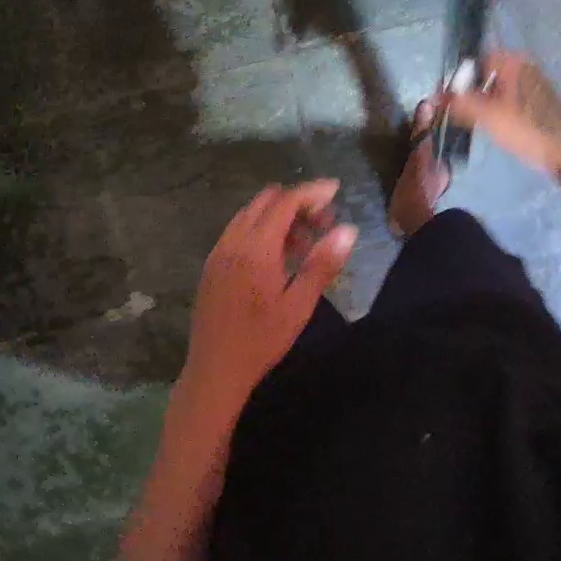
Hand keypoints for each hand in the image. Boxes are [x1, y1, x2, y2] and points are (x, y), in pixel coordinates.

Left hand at [180, 180, 356, 409]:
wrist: (215, 370)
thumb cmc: (262, 340)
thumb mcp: (299, 306)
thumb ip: (322, 264)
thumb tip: (349, 231)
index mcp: (255, 248)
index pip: (285, 202)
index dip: (312, 192)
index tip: (335, 190)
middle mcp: (232, 241)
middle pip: (265, 201)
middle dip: (296, 202)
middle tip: (323, 221)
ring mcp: (218, 252)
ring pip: (250, 215)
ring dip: (278, 216)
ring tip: (305, 241)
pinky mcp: (212, 265)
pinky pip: (238, 231)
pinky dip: (261, 230)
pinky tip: (278, 256)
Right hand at [441, 51, 560, 188]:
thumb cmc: (529, 130)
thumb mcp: (489, 116)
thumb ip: (460, 103)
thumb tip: (436, 97)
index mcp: (515, 62)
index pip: (476, 60)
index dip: (459, 77)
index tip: (446, 98)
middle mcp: (525, 69)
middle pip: (486, 76)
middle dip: (469, 93)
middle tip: (454, 113)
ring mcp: (533, 88)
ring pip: (497, 91)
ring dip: (481, 105)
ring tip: (469, 123)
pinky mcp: (537, 106)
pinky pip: (508, 103)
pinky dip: (496, 112)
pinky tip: (492, 129)